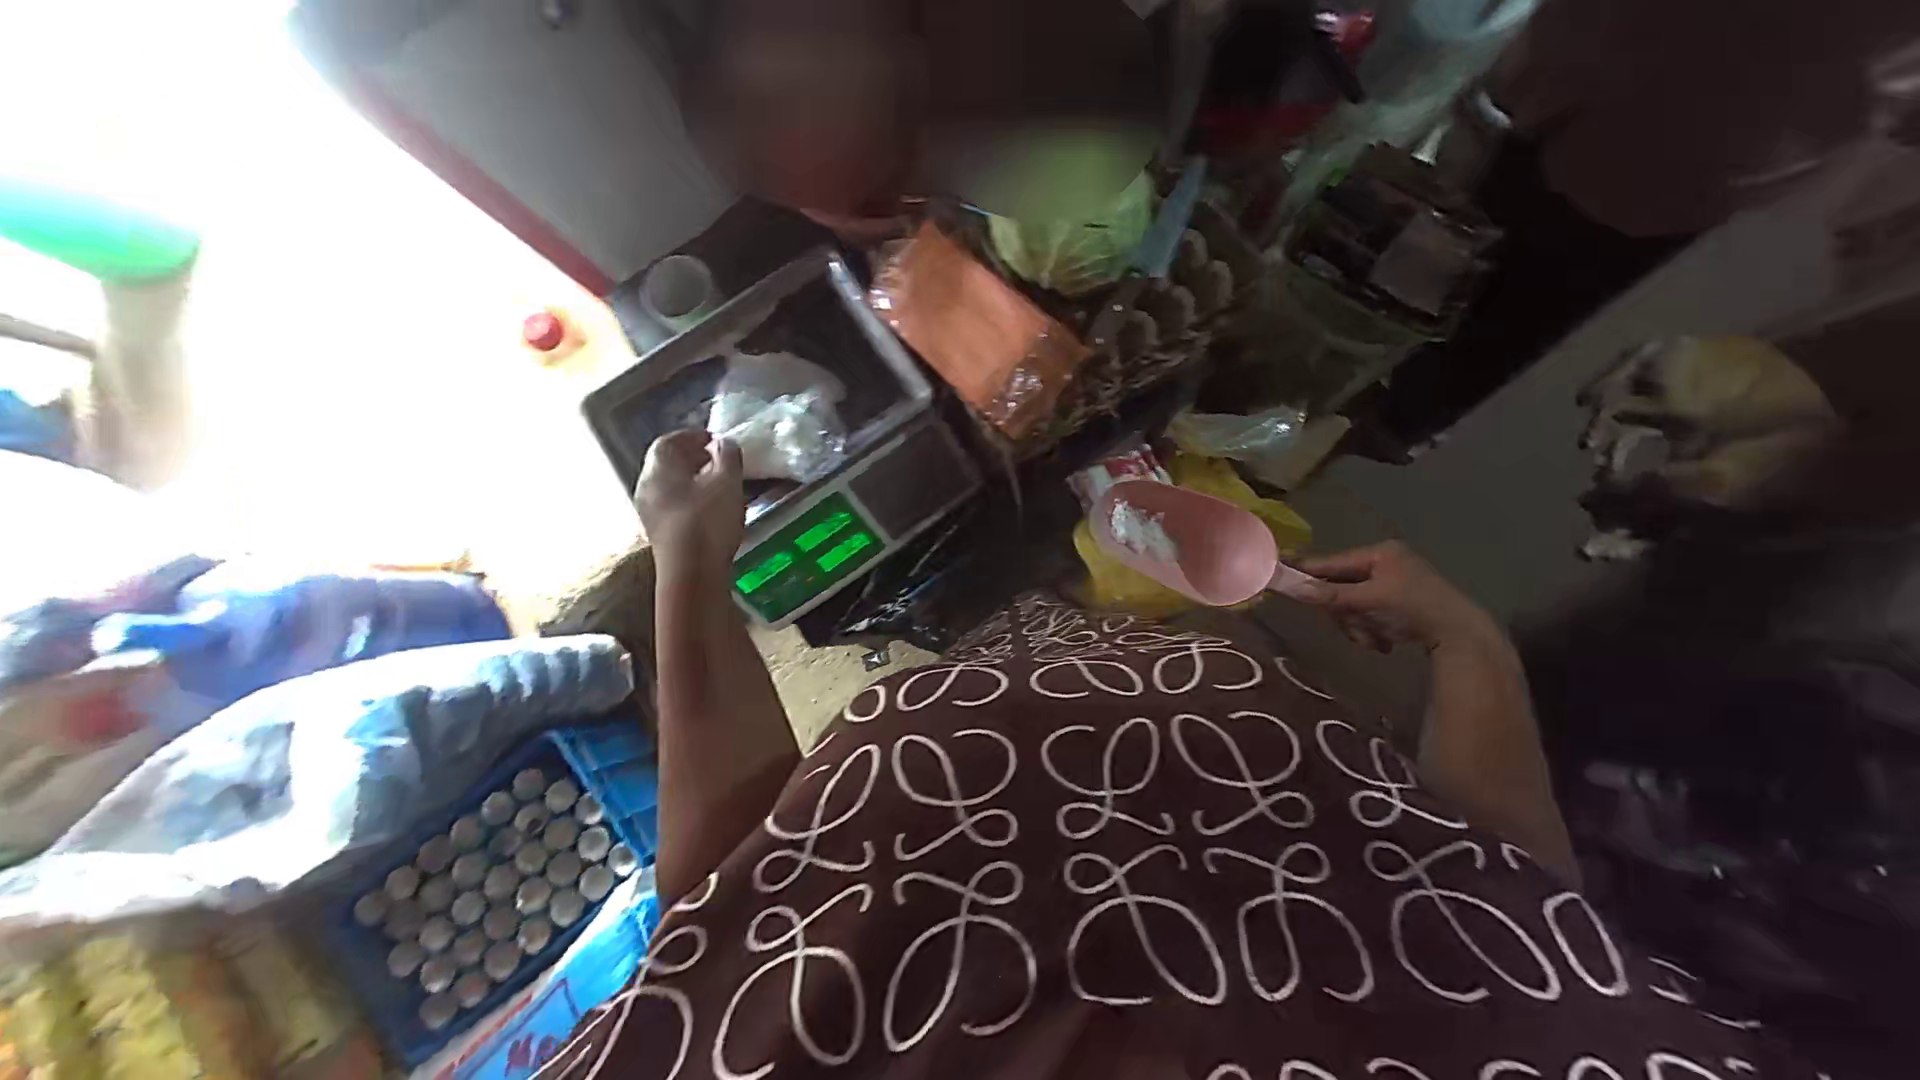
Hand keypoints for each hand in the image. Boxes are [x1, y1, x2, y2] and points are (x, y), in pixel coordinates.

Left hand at [634, 430, 745, 571]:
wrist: (691, 575)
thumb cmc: (708, 522)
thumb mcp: (727, 483)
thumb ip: (727, 456)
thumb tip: (724, 442)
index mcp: (658, 470)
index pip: (668, 441)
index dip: (691, 436)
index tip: (714, 439)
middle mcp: (646, 488)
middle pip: (666, 464)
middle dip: (692, 457)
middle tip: (718, 459)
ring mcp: (649, 513)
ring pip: (669, 486)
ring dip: (692, 480)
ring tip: (718, 484)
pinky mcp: (659, 534)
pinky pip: (672, 505)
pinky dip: (690, 498)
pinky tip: (710, 508)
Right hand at [1295, 541, 1497, 651]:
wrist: (1463, 637)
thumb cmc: (1415, 610)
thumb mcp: (1370, 601)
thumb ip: (1331, 594)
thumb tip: (1292, 587)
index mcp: (1379, 553)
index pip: (1330, 562)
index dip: (1305, 571)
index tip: (1278, 575)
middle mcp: (1384, 563)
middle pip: (1339, 586)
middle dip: (1344, 612)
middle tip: (1352, 628)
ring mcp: (1392, 583)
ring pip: (1351, 604)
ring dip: (1356, 625)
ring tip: (1372, 640)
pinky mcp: (1397, 602)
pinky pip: (1365, 612)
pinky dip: (1368, 628)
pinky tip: (1381, 641)